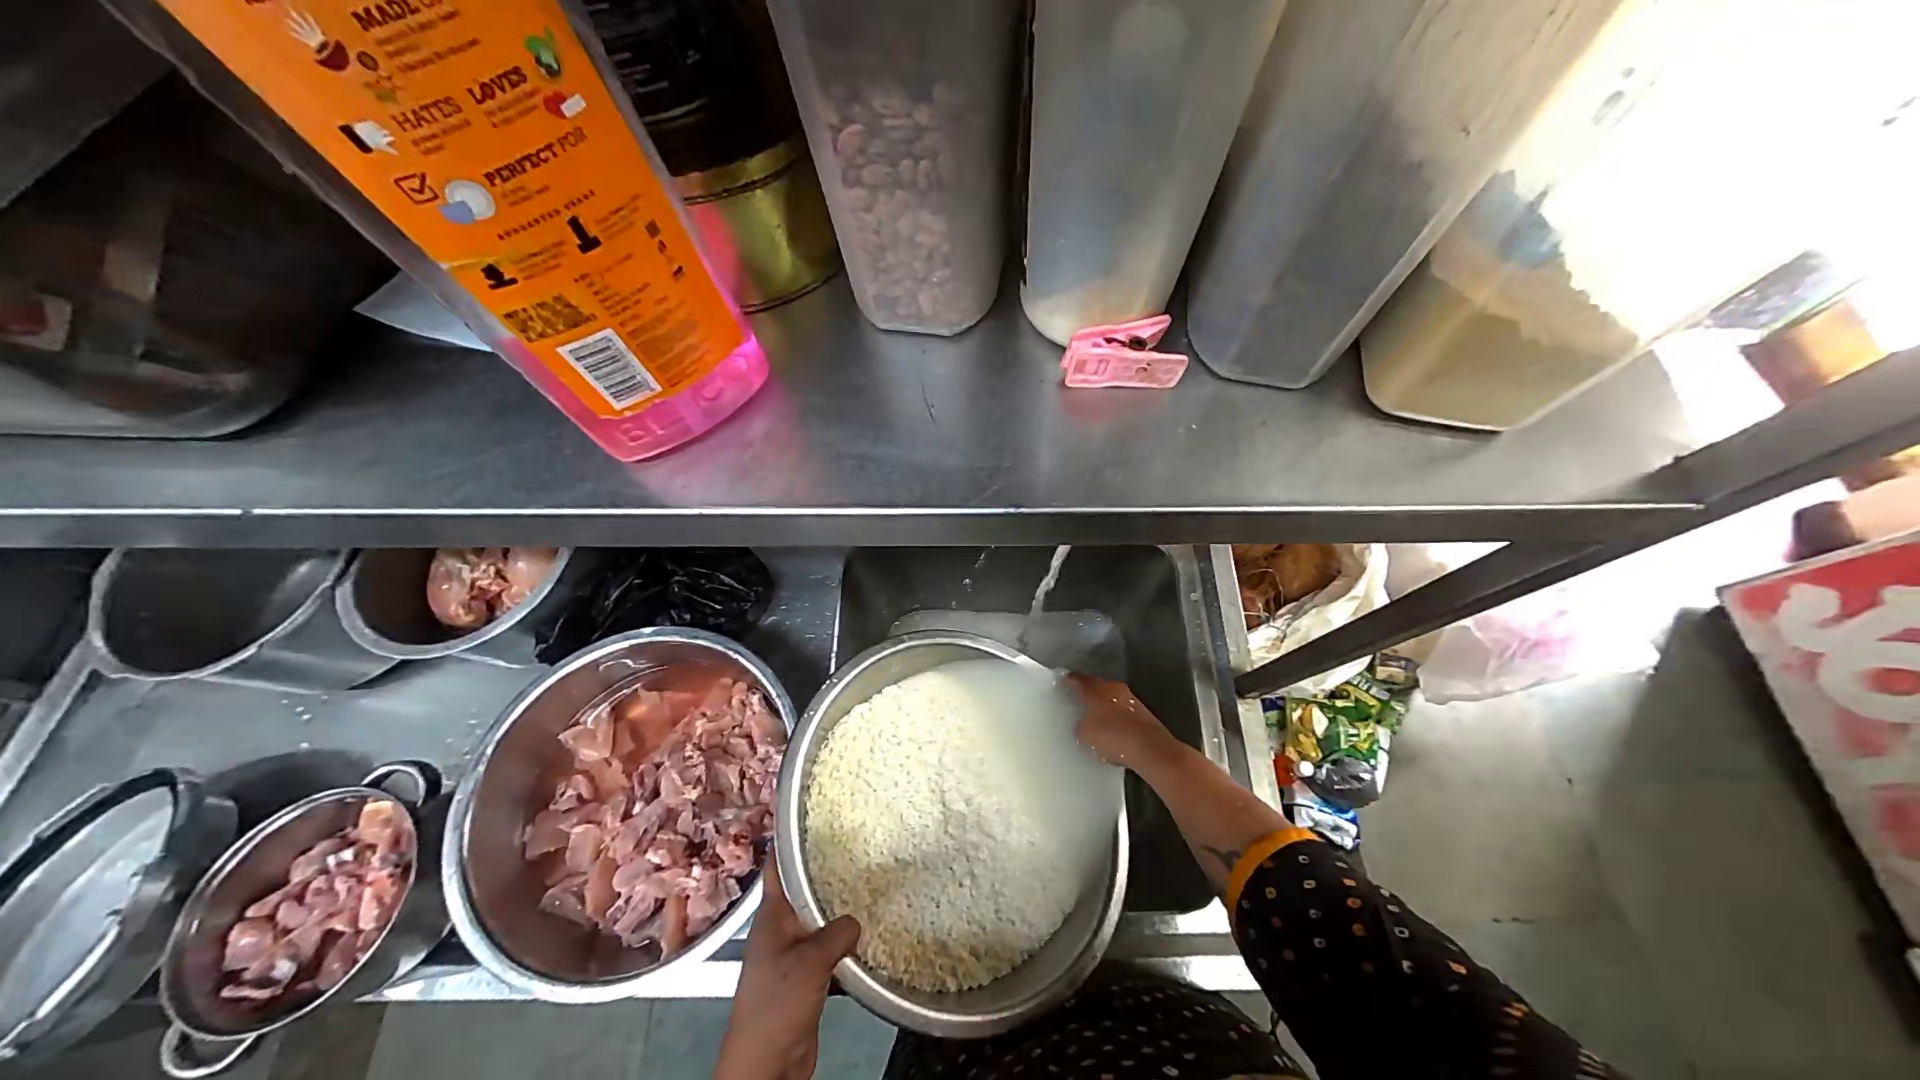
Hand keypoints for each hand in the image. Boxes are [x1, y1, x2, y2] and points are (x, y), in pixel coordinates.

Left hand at [715, 856, 860, 1079]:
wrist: (765, 1065)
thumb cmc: (777, 1004)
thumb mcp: (810, 961)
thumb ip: (838, 933)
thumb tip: (857, 920)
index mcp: (772, 917)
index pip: (778, 867)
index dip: (790, 840)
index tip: (810, 816)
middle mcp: (781, 930)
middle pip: (804, 891)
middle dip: (827, 871)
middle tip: (859, 848)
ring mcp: (793, 955)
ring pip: (820, 921)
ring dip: (840, 911)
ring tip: (871, 888)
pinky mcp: (807, 980)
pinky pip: (830, 952)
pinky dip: (848, 946)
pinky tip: (871, 938)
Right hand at [1066, 673, 1172, 768]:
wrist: (1150, 748)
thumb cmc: (1112, 737)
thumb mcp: (1085, 734)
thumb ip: (1080, 725)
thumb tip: (1083, 723)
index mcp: (1095, 689)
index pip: (1077, 680)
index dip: (1069, 681)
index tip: (1063, 684)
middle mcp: (1112, 688)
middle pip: (1096, 686)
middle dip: (1087, 693)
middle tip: (1077, 701)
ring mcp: (1130, 698)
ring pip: (1111, 698)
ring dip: (1104, 705)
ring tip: (1094, 717)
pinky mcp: (1142, 712)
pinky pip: (1122, 711)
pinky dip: (1116, 717)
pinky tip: (1112, 730)